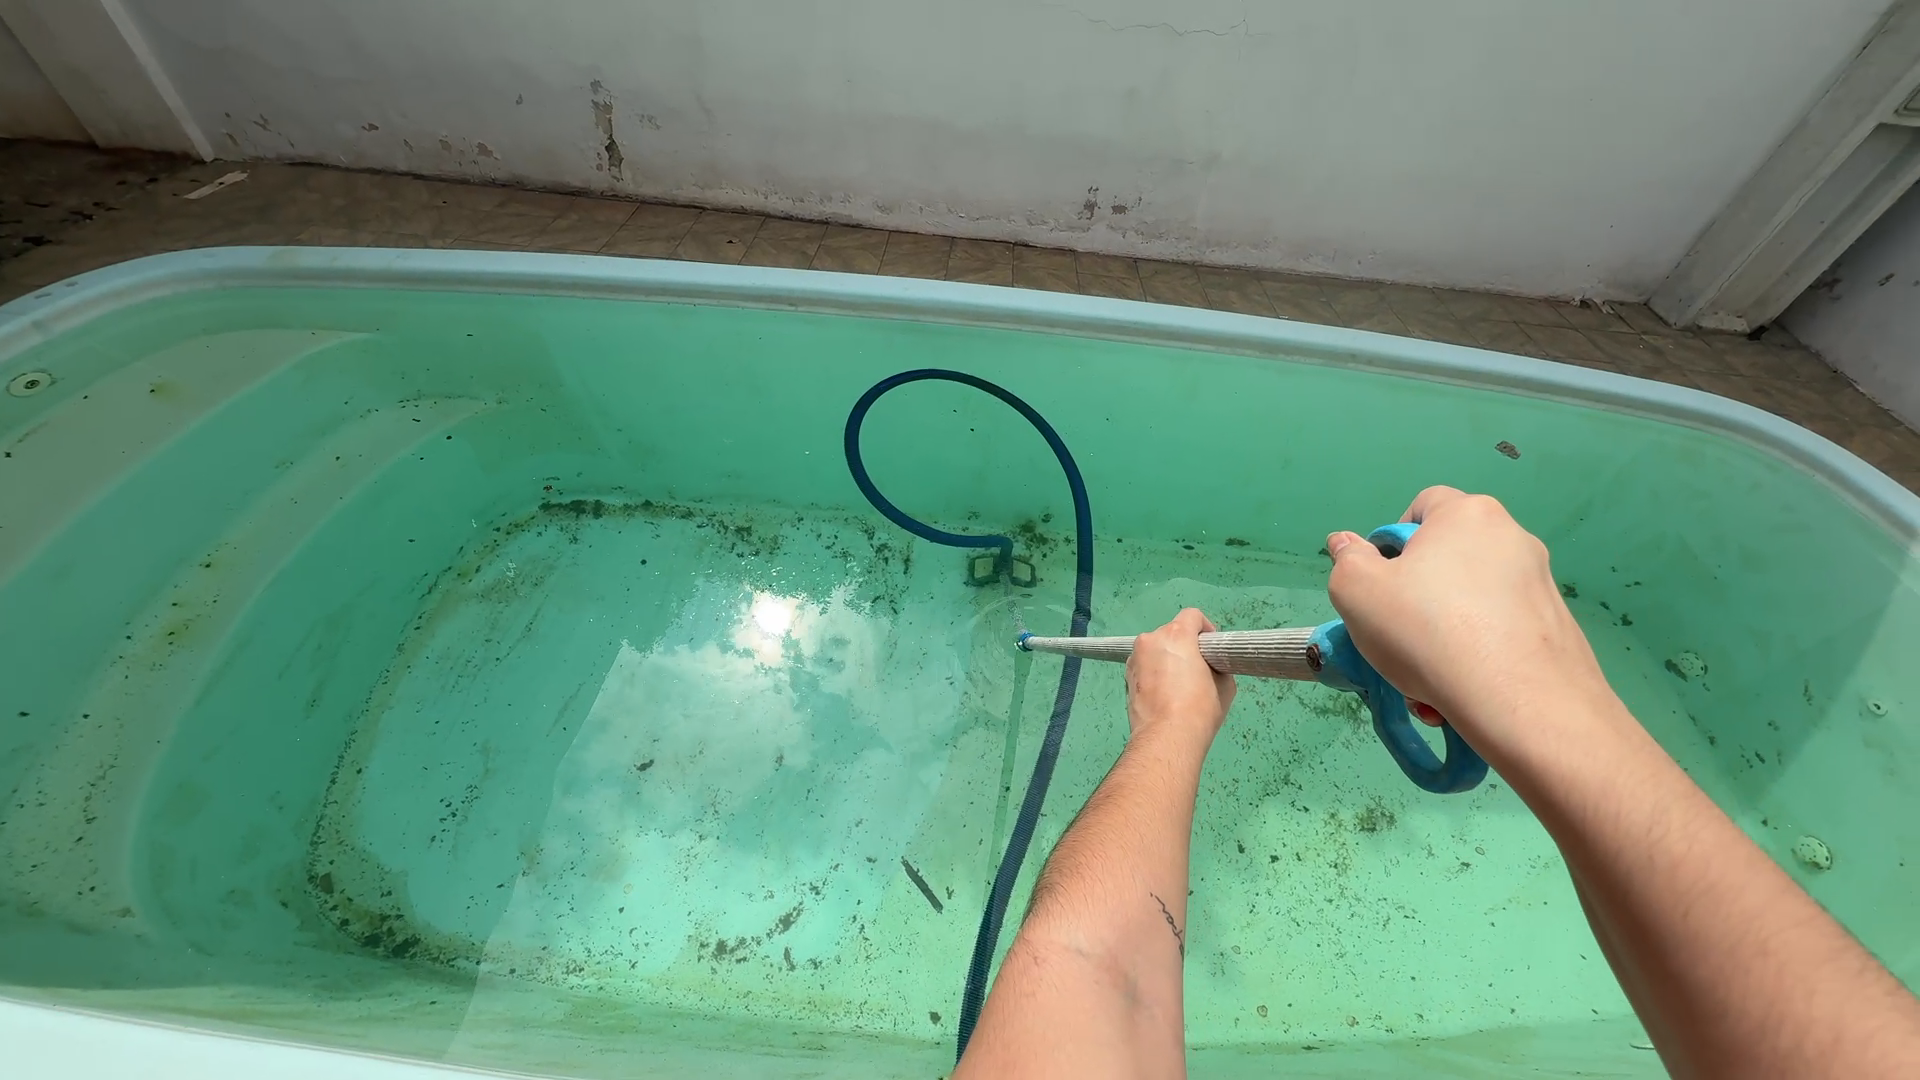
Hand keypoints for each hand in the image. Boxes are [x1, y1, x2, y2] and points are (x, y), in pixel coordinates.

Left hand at [1124, 608, 1235, 746]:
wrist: (1166, 736)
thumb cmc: (1200, 708)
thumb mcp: (1225, 684)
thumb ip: (1216, 665)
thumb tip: (1206, 666)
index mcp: (1176, 635)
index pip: (1192, 615)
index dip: (1205, 629)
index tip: (1210, 649)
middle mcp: (1150, 639)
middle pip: (1171, 632)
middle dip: (1185, 645)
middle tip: (1196, 669)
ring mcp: (1134, 657)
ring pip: (1155, 648)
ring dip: (1167, 657)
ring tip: (1177, 684)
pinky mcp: (1126, 675)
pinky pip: (1145, 664)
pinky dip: (1154, 671)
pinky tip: (1162, 693)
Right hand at [1324, 487, 1620, 765]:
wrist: (1520, 702)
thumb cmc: (1425, 629)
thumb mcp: (1355, 589)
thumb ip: (1346, 558)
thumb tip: (1347, 544)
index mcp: (1468, 516)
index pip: (1424, 505)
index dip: (1393, 538)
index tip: (1380, 579)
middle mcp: (1513, 539)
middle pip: (1447, 556)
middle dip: (1416, 591)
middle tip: (1394, 629)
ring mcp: (1542, 584)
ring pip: (1470, 600)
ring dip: (1440, 631)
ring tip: (1421, 675)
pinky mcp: (1558, 628)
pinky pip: (1498, 631)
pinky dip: (1473, 653)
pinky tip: (1455, 689)